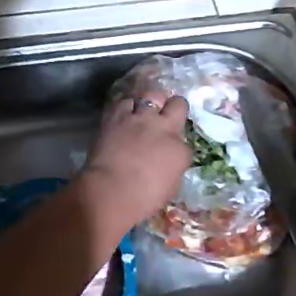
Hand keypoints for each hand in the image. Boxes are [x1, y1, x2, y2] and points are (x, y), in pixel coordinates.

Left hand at [75, 92, 189, 232]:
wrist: (111, 189)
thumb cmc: (143, 199)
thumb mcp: (170, 187)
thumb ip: (171, 168)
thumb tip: (165, 162)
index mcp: (180, 150)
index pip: (184, 142)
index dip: (177, 145)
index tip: (170, 150)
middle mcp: (163, 128)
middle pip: (177, 104)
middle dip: (174, 106)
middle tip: (167, 112)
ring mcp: (139, 119)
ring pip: (150, 96)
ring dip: (149, 103)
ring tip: (143, 110)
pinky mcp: (116, 116)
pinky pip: (124, 101)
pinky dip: (126, 107)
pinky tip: (124, 114)